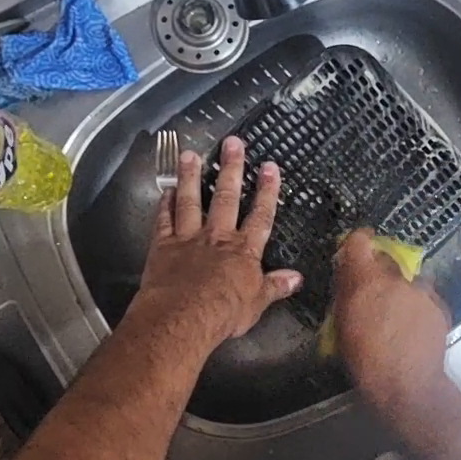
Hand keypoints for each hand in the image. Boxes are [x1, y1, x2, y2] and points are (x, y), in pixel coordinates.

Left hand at [130, 136, 301, 348]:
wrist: (183, 316)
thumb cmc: (224, 312)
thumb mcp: (257, 302)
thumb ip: (275, 286)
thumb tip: (297, 278)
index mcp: (244, 250)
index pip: (260, 216)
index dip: (267, 191)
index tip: (269, 167)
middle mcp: (217, 237)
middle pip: (226, 197)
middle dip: (231, 169)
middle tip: (232, 143)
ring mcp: (189, 239)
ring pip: (191, 201)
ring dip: (190, 177)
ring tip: (190, 155)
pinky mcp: (163, 246)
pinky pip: (164, 220)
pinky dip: (164, 205)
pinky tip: (165, 190)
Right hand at [331, 229, 457, 421]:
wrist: (407, 386)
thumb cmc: (365, 361)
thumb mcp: (342, 327)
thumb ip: (345, 295)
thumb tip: (347, 277)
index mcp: (365, 280)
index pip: (359, 241)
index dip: (358, 241)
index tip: (358, 246)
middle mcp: (395, 278)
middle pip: (387, 259)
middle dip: (380, 272)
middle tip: (374, 293)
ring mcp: (421, 291)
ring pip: (409, 280)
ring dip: (402, 290)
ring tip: (398, 315)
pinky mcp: (440, 305)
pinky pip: (426, 297)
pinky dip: (418, 307)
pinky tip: (414, 328)